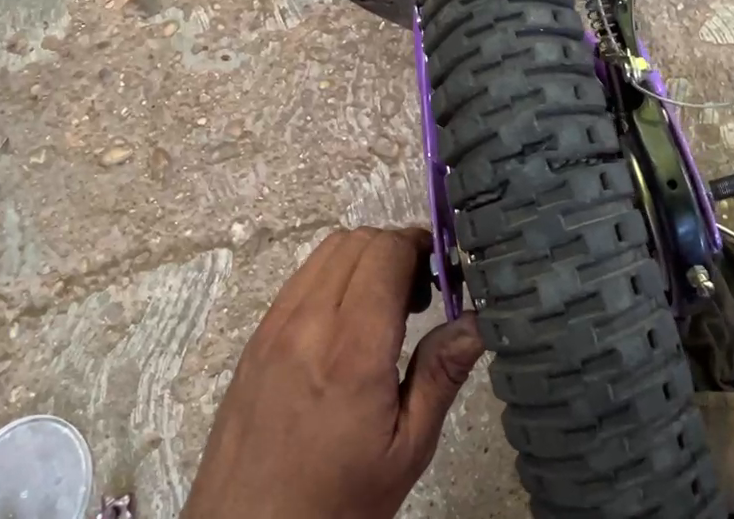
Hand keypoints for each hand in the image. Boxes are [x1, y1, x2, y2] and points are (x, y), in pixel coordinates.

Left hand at [183, 228, 484, 518]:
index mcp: (352, 349)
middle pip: (357, 241)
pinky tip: (346, 323)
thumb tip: (478, 320)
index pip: (386, 252)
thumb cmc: (338, 501)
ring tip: (385, 306)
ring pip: (325, 252)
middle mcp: (307, 323)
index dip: (420, 246)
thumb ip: (441, 374)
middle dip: (396, 250)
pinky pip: (299, 279)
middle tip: (420, 294)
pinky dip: (332, 277)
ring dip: (363, 259)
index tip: (443, 272)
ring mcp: (273, 327)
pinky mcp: (255, 340)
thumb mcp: (406, 450)